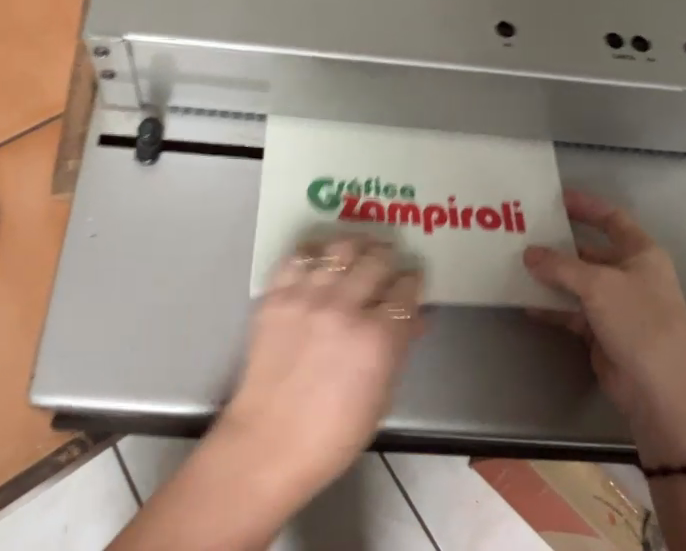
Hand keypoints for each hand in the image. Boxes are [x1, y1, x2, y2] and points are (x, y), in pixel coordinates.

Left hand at [214, 237, 422, 496]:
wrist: (269, 441)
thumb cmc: (334, 433)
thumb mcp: (381, 396)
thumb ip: (399, 349)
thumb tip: (416, 319)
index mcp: (378, 337)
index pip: (406, 290)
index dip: (413, 281)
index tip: (413, 279)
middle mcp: (343, 307)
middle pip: (376, 260)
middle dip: (388, 257)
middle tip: (389, 259)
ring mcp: (305, 297)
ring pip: (339, 248)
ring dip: (355, 244)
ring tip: (360, 247)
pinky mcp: (275, 296)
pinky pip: (298, 258)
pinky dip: (314, 253)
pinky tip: (321, 257)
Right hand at [523, 191, 685, 456]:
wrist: (660, 391)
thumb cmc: (639, 323)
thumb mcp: (598, 285)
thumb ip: (560, 266)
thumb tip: (529, 253)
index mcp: (641, 254)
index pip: (612, 219)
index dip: (586, 206)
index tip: (554, 198)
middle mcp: (630, 275)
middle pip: (589, 251)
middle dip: (558, 244)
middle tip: (522, 234)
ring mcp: (616, 304)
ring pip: (576, 282)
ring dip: (550, 276)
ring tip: (515, 264)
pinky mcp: (602, 331)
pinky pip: (570, 310)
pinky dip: (550, 306)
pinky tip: (525, 302)